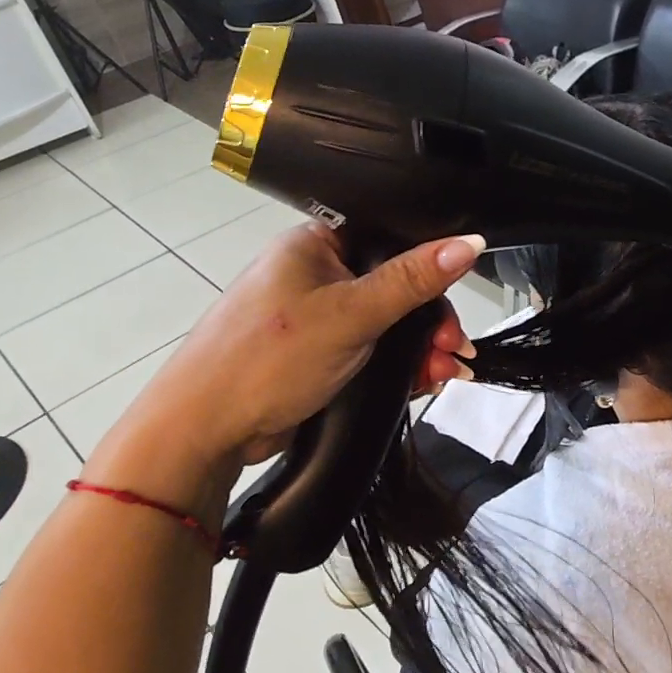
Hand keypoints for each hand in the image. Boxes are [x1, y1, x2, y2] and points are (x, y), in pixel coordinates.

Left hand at [125, 224, 482, 468]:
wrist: (200, 438)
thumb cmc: (267, 360)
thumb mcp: (351, 314)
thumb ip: (414, 279)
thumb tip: (470, 242)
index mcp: (316, 244)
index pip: (392, 234)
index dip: (432, 260)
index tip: (459, 293)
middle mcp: (318, 273)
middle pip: (398, 283)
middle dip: (432, 318)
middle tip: (452, 346)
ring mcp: (318, 315)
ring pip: (391, 320)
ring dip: (423, 346)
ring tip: (444, 371)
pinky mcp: (321, 353)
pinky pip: (375, 348)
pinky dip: (401, 363)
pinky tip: (425, 378)